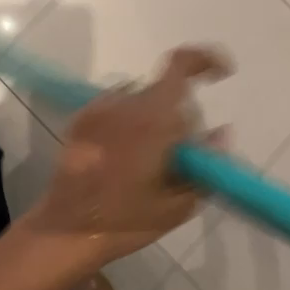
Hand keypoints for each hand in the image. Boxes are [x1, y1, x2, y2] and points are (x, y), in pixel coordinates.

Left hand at [23, 46, 232, 267]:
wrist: (67, 229)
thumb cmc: (126, 221)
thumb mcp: (178, 204)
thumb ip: (205, 164)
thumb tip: (222, 132)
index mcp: (152, 119)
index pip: (180, 65)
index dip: (205, 60)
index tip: (222, 74)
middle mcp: (124, 103)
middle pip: (165, 91)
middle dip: (181, 114)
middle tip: (182, 154)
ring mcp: (98, 109)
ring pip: (141, 100)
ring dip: (153, 118)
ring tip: (149, 160)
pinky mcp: (80, 119)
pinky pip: (116, 108)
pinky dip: (129, 122)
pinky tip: (124, 157)